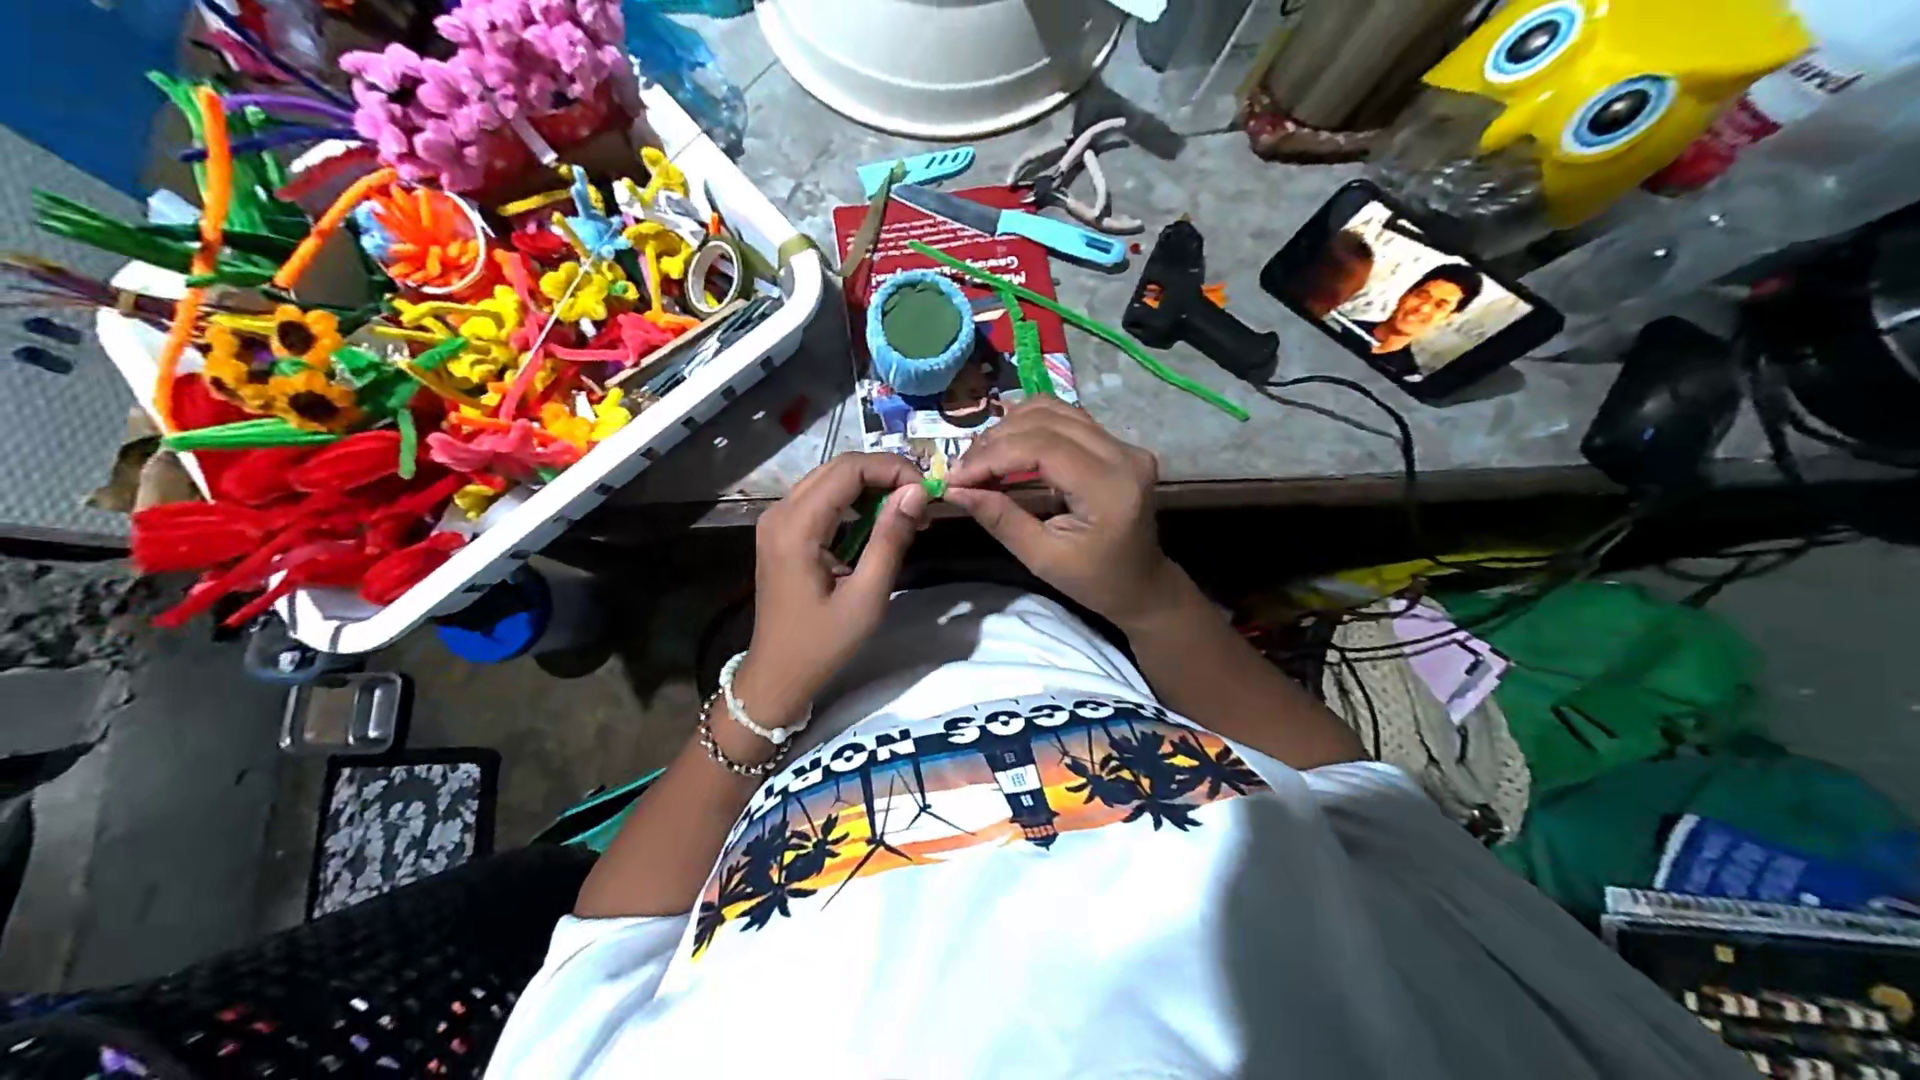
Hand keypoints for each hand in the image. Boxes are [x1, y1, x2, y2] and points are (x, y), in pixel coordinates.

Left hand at [734, 452, 929, 736]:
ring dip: (871, 486)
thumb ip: (890, 539)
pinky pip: (821, 499)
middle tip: (921, 502)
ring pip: (830, 479)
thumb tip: (916, 493)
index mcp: (796, 526)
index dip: (892, 470)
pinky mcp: (782, 532)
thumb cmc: (822, 643)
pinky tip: (879, 522)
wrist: (778, 674)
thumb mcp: (866, 596)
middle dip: (885, 475)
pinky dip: (854, 501)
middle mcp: (780, 512)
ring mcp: (776, 520)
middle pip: (838, 467)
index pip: (849, 470)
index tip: (927, 492)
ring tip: (907, 512)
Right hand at [944, 398, 1186, 630]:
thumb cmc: (1093, 581)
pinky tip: (1007, 442)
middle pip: (1048, 421)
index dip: (994, 456)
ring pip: (1057, 411)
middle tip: (963, 468)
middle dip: (997, 440)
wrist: (1141, 585)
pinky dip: (1031, 425)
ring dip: (1011, 427)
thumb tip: (955, 490)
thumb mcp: (1042, 558)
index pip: (1043, 448)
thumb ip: (1000, 519)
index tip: (956, 476)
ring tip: (981, 456)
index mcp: (1110, 488)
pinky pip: (1068, 418)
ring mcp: (1125, 445)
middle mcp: (1124, 455)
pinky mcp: (1119, 444)